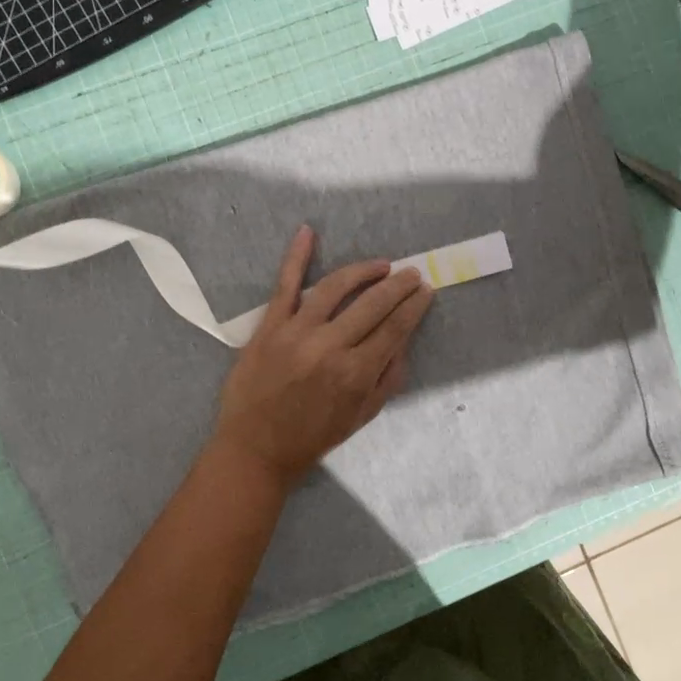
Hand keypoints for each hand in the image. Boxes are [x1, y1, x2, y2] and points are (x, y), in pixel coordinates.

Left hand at [210, 225, 434, 491]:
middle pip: (373, 304)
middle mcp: (330, 347)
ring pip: (336, 287)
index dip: (414, 307)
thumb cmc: (311, 438)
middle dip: (398, 285)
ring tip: (382, 265)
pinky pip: (285, 284)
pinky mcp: (269, 326)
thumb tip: (402, 343)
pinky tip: (307, 232)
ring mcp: (297, 332)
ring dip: (364, 271)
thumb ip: (386, 380)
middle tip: (412, 273)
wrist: (255, 448)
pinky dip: (295, 256)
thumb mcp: (360, 418)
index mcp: (356, 373)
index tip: (425, 291)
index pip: (394, 328)